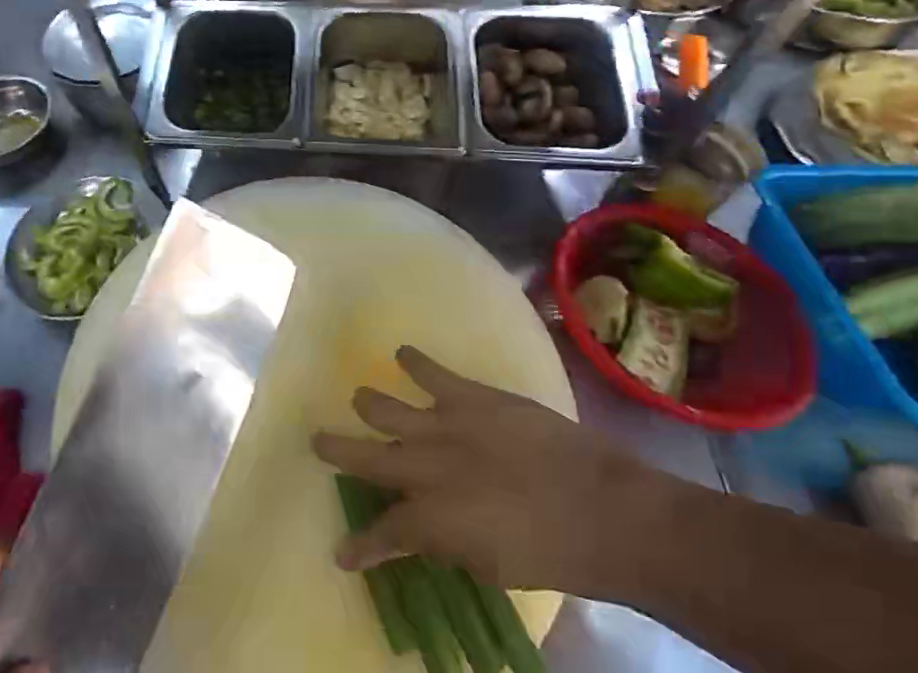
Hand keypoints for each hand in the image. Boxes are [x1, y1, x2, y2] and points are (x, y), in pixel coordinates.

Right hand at [311, 347, 678, 592]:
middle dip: (338, 452)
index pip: (380, 533)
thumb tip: (427, 530)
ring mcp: (449, 425)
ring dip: (371, 404)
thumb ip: (447, 542)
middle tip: (317, 442)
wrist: (600, 507)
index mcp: (429, 518)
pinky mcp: (476, 398)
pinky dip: (417, 363)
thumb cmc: (548, 553)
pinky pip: (436, 375)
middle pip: (369, 457)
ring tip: (359, 398)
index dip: (360, 544)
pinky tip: (402, 353)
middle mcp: (426, 467)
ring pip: (391, 409)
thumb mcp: (488, 565)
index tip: (345, 552)